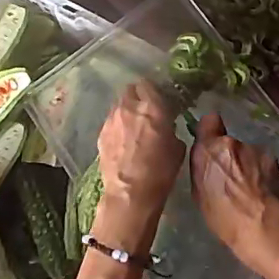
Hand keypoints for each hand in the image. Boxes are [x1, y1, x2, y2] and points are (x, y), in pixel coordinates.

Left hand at [94, 83, 184, 247]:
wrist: (130, 193)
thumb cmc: (160, 171)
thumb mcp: (177, 147)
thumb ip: (170, 128)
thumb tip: (165, 126)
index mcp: (152, 107)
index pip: (148, 84)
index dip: (152, 91)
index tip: (158, 100)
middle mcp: (129, 108)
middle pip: (130, 90)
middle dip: (137, 96)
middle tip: (145, 110)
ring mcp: (112, 120)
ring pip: (118, 105)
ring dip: (126, 111)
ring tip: (133, 127)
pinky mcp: (101, 134)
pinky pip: (111, 122)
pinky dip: (117, 126)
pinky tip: (123, 141)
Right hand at [189, 114, 278, 272]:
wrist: (259, 224)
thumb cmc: (222, 216)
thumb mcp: (199, 192)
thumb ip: (203, 167)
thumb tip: (208, 159)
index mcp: (208, 149)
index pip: (209, 120)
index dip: (211, 129)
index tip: (213, 141)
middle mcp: (231, 143)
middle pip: (229, 143)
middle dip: (230, 155)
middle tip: (232, 176)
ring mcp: (254, 149)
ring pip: (248, 153)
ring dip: (248, 164)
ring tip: (250, 187)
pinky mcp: (273, 159)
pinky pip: (263, 161)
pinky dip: (262, 171)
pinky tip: (264, 189)